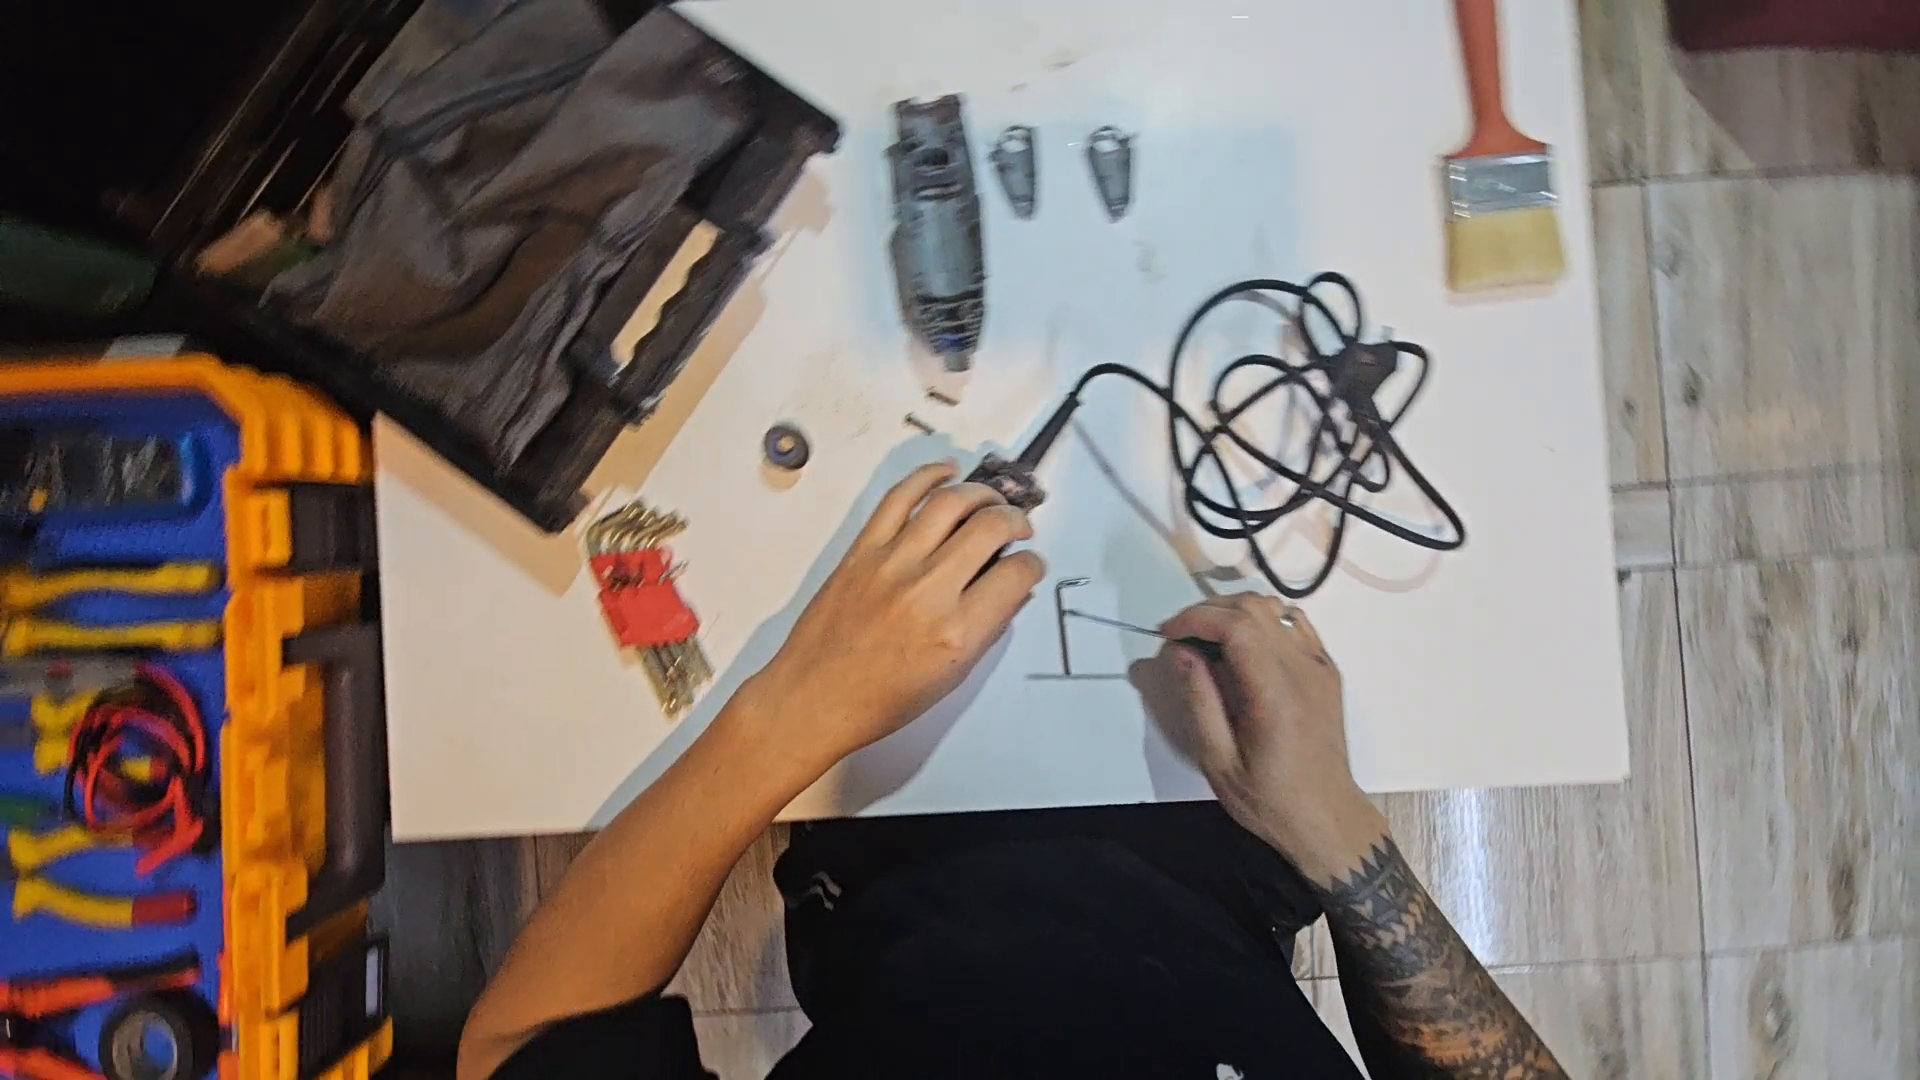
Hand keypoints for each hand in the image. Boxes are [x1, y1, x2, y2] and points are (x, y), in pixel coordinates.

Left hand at [744, 461, 1045, 769]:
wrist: (814, 698)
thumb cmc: (881, 699)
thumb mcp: (952, 677)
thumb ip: (988, 627)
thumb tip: (1013, 586)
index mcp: (956, 632)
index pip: (1017, 575)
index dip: (1032, 565)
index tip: (1028, 564)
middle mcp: (928, 591)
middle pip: (990, 527)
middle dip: (1016, 521)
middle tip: (1018, 527)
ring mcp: (891, 564)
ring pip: (950, 502)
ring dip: (982, 494)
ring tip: (991, 502)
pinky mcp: (861, 550)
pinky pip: (899, 497)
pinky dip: (927, 476)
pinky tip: (948, 472)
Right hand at [1150, 593, 1387, 881]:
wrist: (1327, 818)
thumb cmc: (1268, 798)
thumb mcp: (1217, 759)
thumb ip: (1199, 699)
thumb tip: (1181, 651)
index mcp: (1277, 695)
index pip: (1237, 626)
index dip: (1196, 619)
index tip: (1168, 634)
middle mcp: (1304, 671)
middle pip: (1254, 607)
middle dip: (1207, 611)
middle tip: (1179, 637)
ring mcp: (1319, 666)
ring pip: (1273, 607)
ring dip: (1232, 611)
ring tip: (1205, 638)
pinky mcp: (1324, 669)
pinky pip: (1292, 622)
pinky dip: (1260, 619)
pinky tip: (1241, 644)